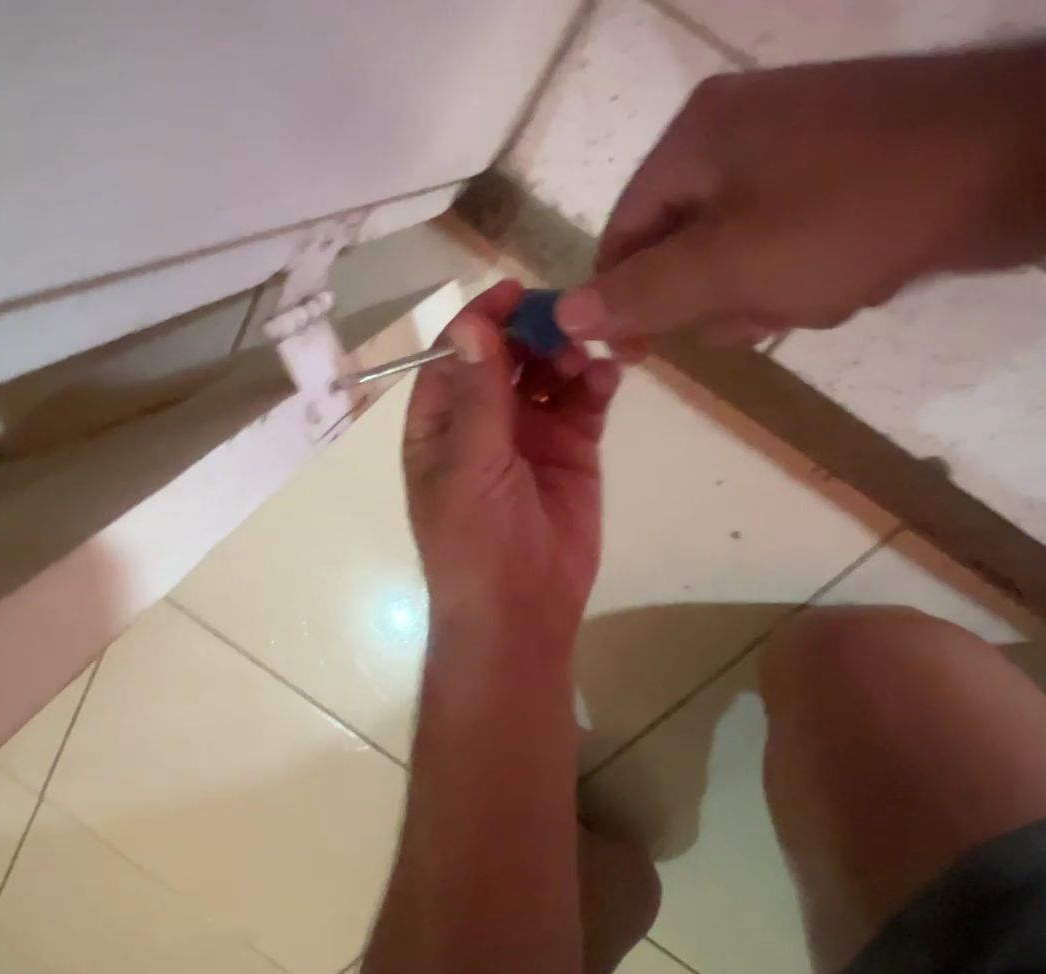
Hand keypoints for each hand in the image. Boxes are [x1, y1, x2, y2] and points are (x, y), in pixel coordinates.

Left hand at [403, 280, 620, 638]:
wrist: (519, 609)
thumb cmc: (474, 541)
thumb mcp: (469, 466)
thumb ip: (477, 396)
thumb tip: (471, 324)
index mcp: (439, 422)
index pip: (456, 354)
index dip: (481, 321)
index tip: (515, 291)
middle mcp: (482, 420)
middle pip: (506, 355)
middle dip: (533, 331)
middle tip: (567, 315)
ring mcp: (529, 432)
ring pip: (547, 372)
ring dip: (566, 354)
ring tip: (586, 352)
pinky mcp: (571, 449)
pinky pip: (582, 401)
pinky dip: (594, 383)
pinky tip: (606, 376)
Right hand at [556, 56, 1042, 346]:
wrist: (1029, 155)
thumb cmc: (854, 214)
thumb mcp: (729, 268)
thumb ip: (640, 294)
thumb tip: (565, 314)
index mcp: (693, 140)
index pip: (621, 235)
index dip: (622, 301)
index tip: (640, 357)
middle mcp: (734, 128)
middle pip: (679, 243)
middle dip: (712, 296)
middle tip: (758, 316)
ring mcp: (794, 140)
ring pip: (737, 248)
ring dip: (763, 290)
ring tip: (816, 296)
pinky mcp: (843, 160)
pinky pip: (788, 233)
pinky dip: (804, 269)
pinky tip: (848, 279)